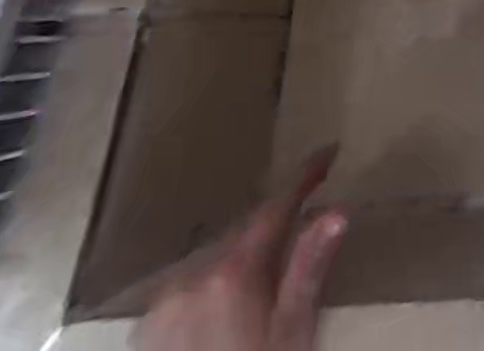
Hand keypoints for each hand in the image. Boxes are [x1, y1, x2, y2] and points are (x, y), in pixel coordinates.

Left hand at [133, 147, 347, 350]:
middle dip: (279, 211)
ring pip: (218, 251)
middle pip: (246, 226)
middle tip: (313, 198)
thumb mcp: (294, 333)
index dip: (305, 175)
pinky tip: (236, 287)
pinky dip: (221, 270)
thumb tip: (337, 210)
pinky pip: (193, 279)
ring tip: (279, 245)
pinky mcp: (146, 332)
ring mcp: (162, 305)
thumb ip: (310, 268)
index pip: (276, 206)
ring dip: (250, 241)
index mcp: (232, 273)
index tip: (329, 150)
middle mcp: (191, 278)